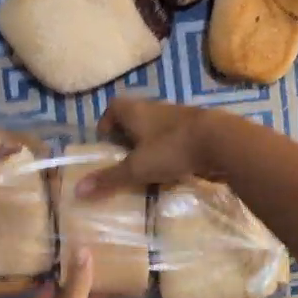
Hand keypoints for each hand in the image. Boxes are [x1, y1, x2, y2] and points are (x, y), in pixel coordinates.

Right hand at [78, 97, 220, 197]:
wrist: (221, 141)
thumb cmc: (171, 149)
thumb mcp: (136, 168)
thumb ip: (109, 178)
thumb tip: (76, 190)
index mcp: (136, 110)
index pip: (114, 107)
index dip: (106, 123)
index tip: (105, 143)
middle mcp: (157, 108)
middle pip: (136, 117)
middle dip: (128, 137)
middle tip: (124, 159)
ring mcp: (180, 117)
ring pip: (158, 128)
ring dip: (151, 145)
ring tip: (147, 168)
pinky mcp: (199, 129)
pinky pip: (178, 138)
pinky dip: (172, 151)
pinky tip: (174, 170)